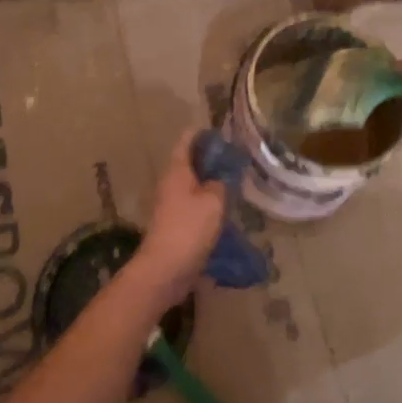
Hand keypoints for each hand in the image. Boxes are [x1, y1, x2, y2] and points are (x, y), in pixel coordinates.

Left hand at [132, 130, 226, 298]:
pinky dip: (207, 202)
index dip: (204, 132)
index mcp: (177, 169)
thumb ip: (220, 184)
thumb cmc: (189, 229)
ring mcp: (170, 203)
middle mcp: (170, 182)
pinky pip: (193, 204)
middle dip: (211, 159)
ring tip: (235, 184)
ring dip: (210, 182)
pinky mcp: (174, 223)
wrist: (164, 270)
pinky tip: (225, 210)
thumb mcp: (213, 201)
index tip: (225, 132)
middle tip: (236, 159)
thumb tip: (219, 179)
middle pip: (190, 161)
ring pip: (193, 184)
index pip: (188, 139)